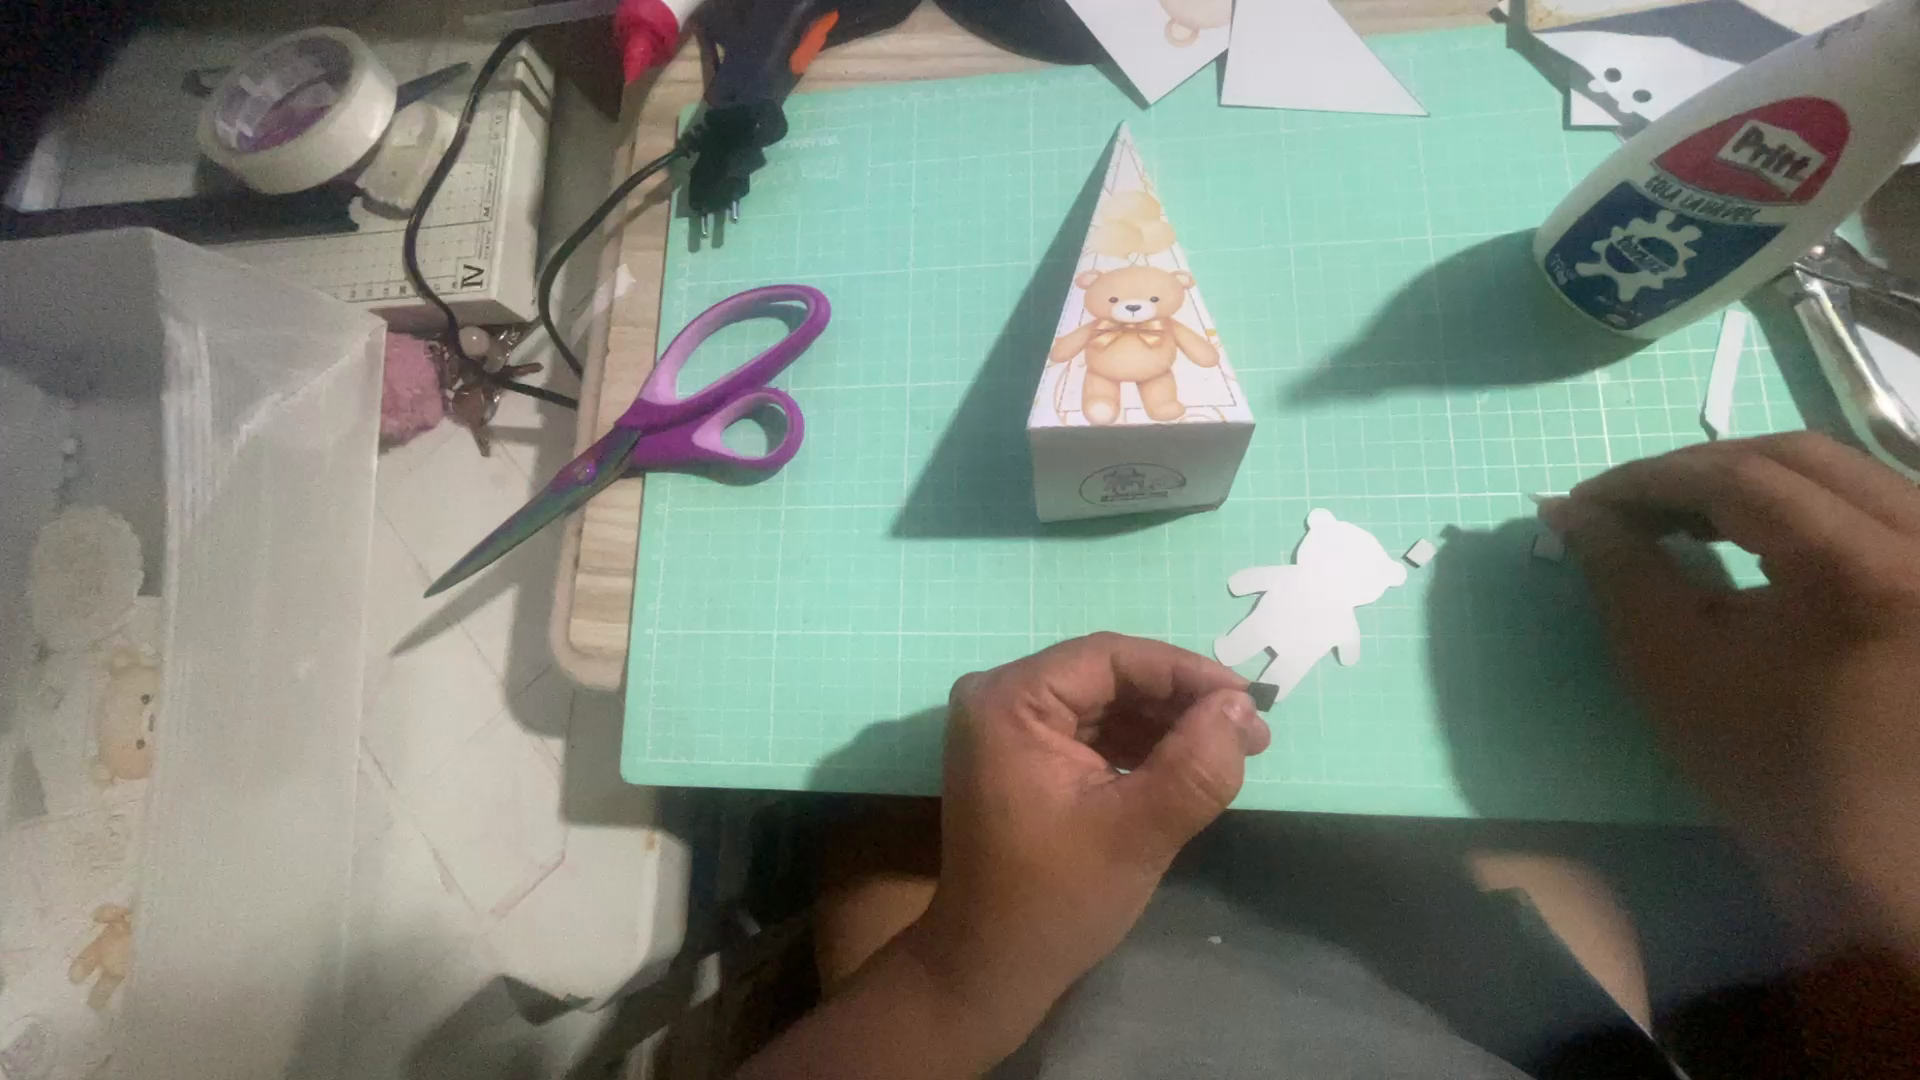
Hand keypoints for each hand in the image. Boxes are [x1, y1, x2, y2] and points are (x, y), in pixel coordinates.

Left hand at [902, 633, 1268, 1045]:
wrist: (990, 965)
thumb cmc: (1054, 902)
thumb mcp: (1137, 833)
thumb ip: (1195, 766)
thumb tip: (1240, 705)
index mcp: (1008, 700)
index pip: (1107, 657)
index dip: (1183, 671)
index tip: (1247, 698)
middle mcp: (999, 695)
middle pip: (1105, 675)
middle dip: (1178, 700)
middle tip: (1249, 728)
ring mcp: (1006, 723)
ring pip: (1101, 699)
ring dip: (1164, 722)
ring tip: (1232, 746)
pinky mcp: (1020, 749)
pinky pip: (1088, 727)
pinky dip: (1137, 742)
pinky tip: (1185, 761)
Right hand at [1540, 433, 1919, 952]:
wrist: (1879, 842)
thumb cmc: (1760, 754)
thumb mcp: (1664, 655)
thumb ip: (1617, 566)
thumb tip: (1567, 509)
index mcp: (1864, 570)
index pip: (1738, 479)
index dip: (1644, 479)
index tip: (1580, 502)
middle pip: (1798, 455)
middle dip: (1689, 470)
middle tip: (1619, 504)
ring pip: (1836, 470)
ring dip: (1735, 481)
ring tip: (1667, 516)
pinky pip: (1864, 501)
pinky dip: (1784, 503)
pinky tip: (1734, 532)